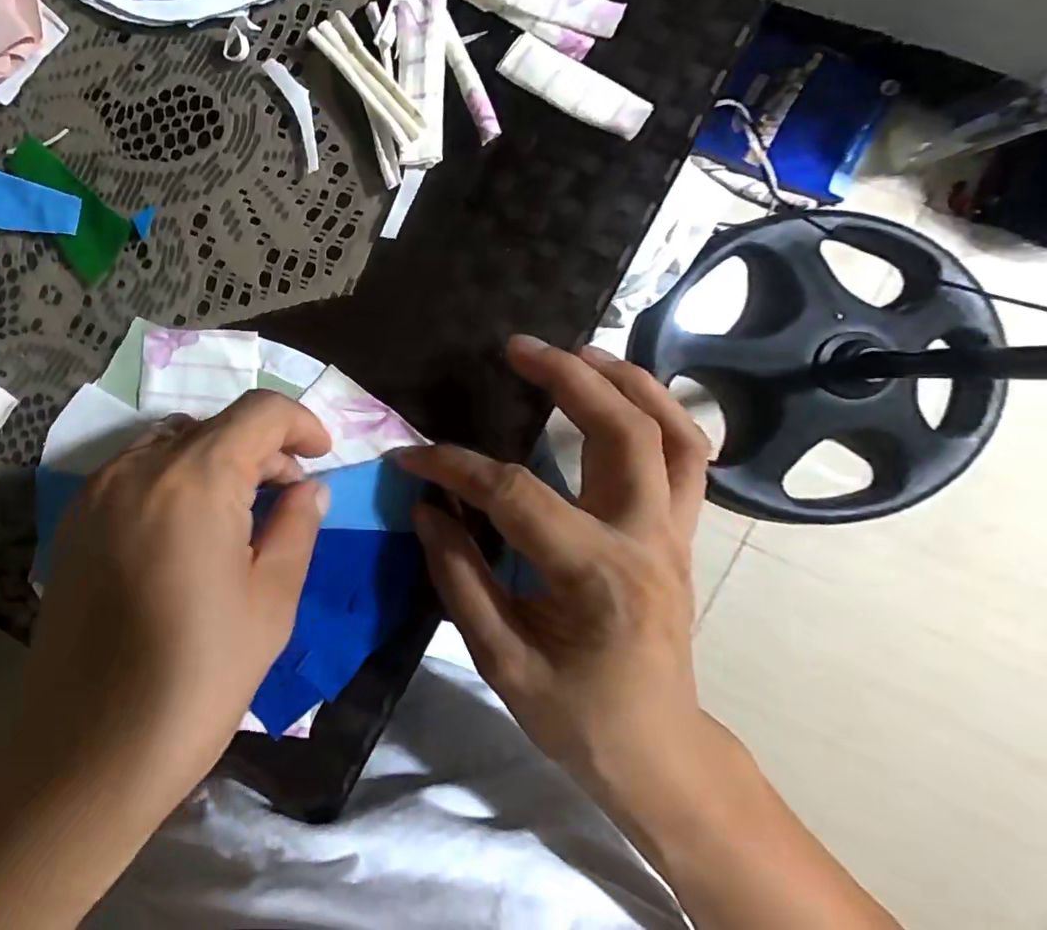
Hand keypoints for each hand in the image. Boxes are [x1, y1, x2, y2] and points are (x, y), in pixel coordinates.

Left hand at [22, 390, 332, 809]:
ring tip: (236, 513)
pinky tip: (183, 531)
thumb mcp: (270, 601)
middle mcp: (136, 466)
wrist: (94, 735)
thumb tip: (307, 487)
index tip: (321, 455)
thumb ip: (295, 527)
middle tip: (286, 496)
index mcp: (193, 477)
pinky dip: (169, 480)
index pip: (256, 412)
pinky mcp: (73, 517)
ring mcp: (96, 489)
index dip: (298, 422)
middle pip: (210, 427)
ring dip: (211, 461)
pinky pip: (131, 474)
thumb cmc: (200, 673)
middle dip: (257, 448)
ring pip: (168, 445)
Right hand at [390, 334, 715, 792]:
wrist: (656, 749)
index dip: (453, 465)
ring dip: (630, 383)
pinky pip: (686, 460)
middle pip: (624, 434)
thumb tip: (426, 508)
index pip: (515, 492)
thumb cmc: (571, 710)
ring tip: (579, 350)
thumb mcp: (495, 653)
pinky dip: (659, 415)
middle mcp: (647, 541)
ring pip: (676, 436)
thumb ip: (457, 573)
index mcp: (595, 574)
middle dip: (569, 379)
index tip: (408, 456)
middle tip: (517, 346)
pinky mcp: (680, 536)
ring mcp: (675, 535)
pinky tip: (619, 395)